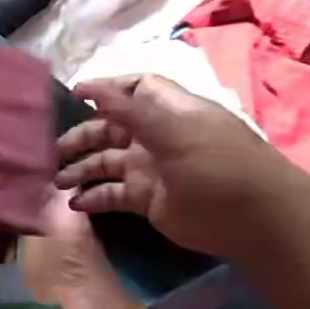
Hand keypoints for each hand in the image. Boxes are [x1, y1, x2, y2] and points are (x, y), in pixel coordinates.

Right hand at [53, 75, 309, 257]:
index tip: (75, 94)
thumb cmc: (216, 165)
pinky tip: (75, 203)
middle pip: (112, 128)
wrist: (253, 219)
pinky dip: (93, 197)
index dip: (106, 90)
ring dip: (81, 169)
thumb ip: (129, 109)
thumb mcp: (173, 131)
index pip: (134, 90)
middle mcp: (156, 136)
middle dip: (84, 135)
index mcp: (168, 111)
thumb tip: (90, 88)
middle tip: (56, 150)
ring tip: (58, 181)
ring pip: (107, 162)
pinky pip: (112, 194)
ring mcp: (150, 169)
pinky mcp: (146, 200)